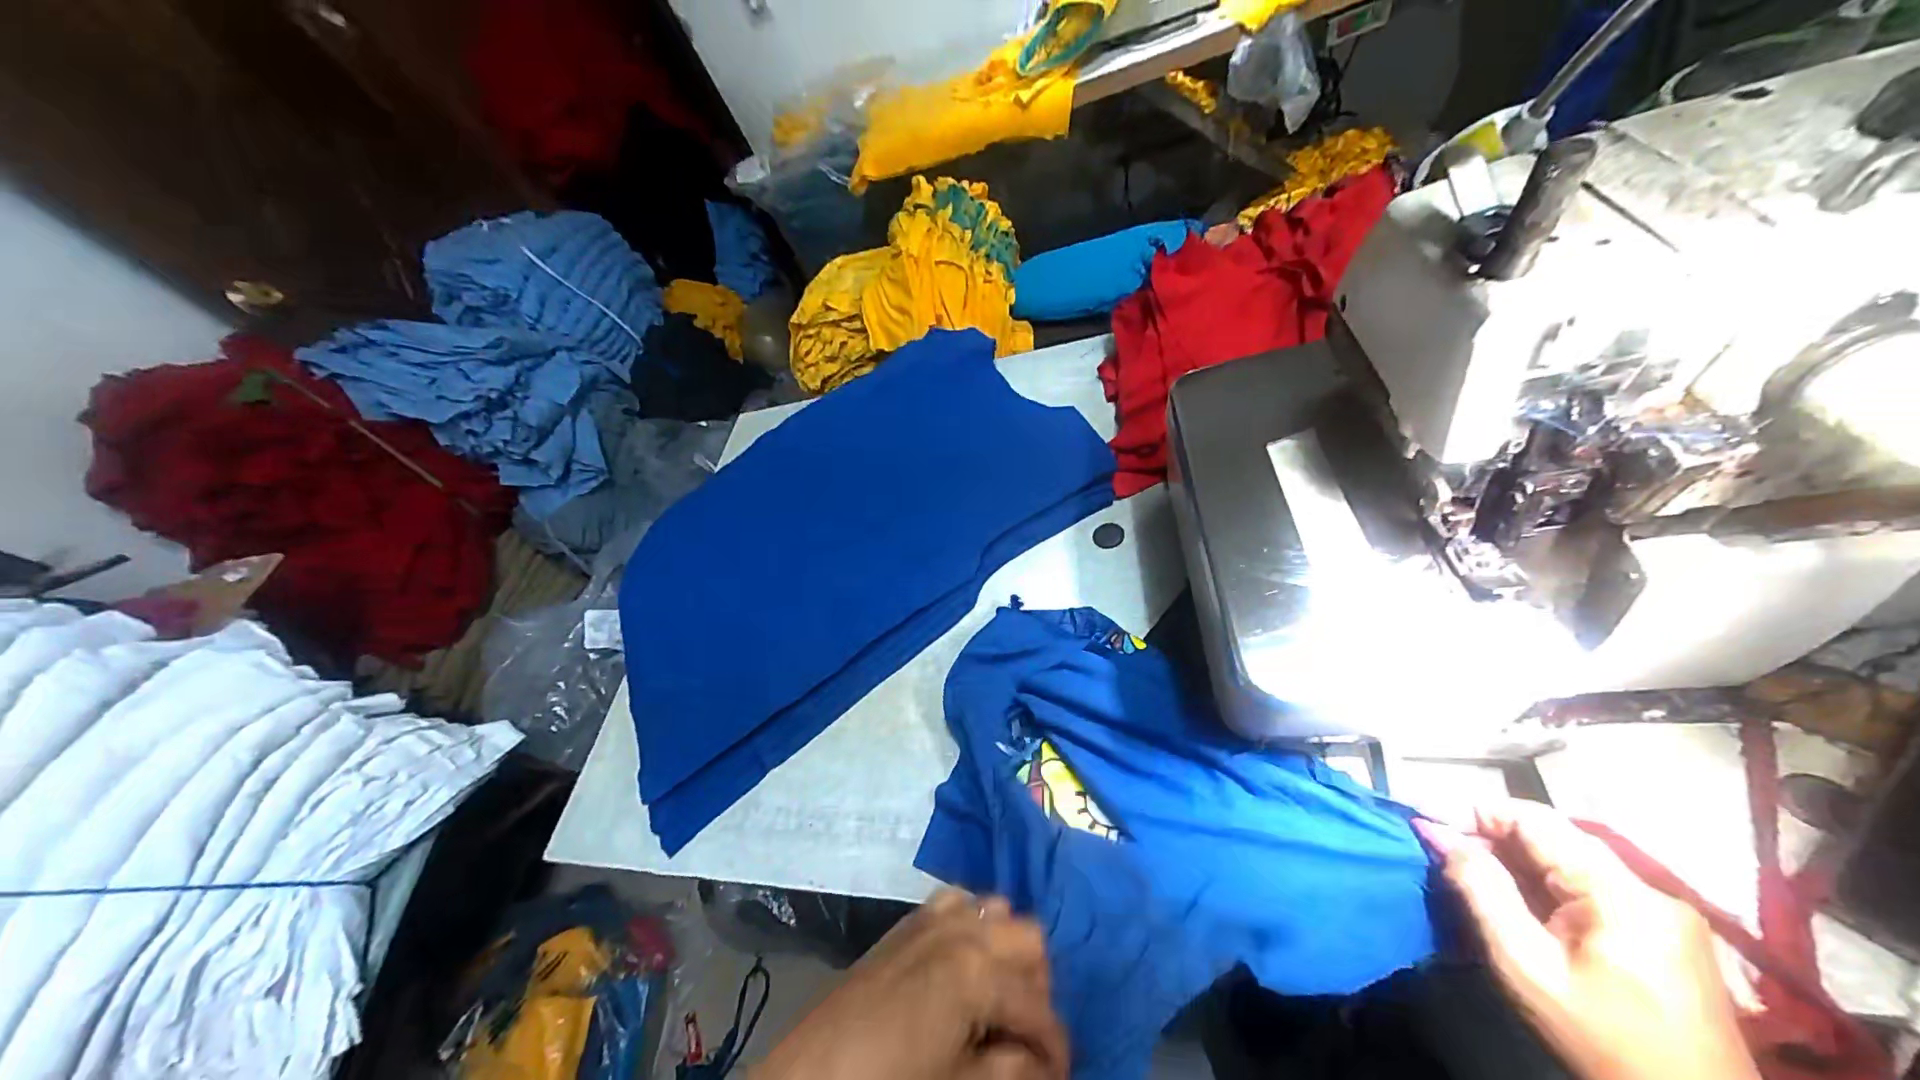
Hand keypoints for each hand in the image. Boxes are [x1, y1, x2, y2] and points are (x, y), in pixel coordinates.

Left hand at [753, 889, 1068, 1079]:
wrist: (808, 1078)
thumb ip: (1008, 1070)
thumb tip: (1041, 1063)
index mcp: (976, 971)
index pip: (1039, 1008)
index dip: (1056, 1048)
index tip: (1058, 1074)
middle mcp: (959, 930)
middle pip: (1028, 938)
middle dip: (1037, 986)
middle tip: (1028, 1036)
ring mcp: (930, 919)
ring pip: (994, 912)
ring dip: (1007, 951)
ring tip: (999, 1002)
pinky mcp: (906, 924)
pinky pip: (955, 906)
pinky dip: (972, 928)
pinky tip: (964, 969)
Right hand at [1417, 800, 1760, 1079]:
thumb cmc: (1601, 1040)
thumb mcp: (1525, 964)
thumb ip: (1480, 889)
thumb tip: (1436, 832)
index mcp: (1620, 892)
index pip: (1534, 820)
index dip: (1475, 814)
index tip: (1429, 826)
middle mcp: (1648, 889)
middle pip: (1553, 838)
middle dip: (1492, 840)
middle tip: (1443, 856)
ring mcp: (1662, 911)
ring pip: (1569, 861)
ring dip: (1516, 864)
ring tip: (1473, 880)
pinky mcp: (1664, 932)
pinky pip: (1589, 886)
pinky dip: (1544, 887)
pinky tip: (1519, 907)